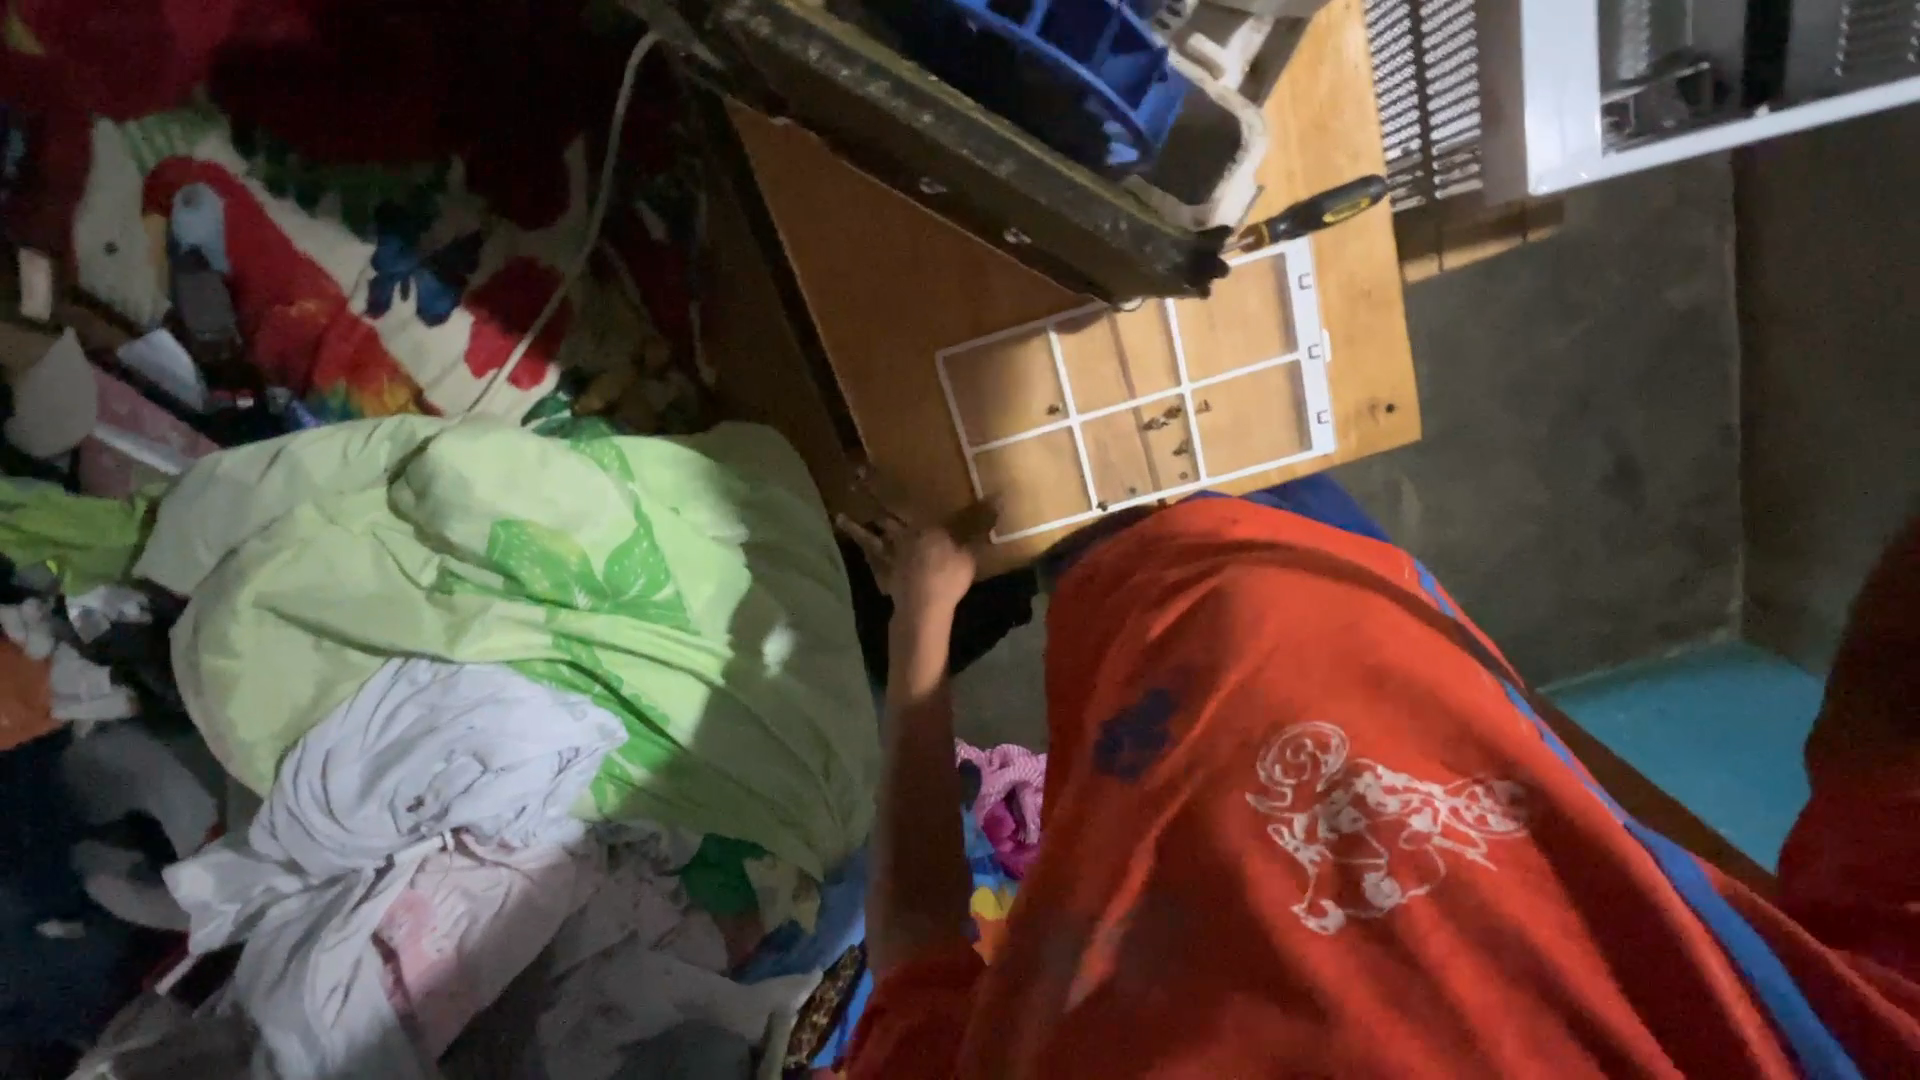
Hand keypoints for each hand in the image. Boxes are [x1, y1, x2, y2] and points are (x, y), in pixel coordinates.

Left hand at [835, 477, 994, 620]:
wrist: (924, 607)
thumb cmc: (947, 573)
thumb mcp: (969, 547)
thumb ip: (978, 521)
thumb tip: (998, 495)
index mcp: (919, 524)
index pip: (898, 498)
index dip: (879, 484)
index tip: (862, 469)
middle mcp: (900, 536)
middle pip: (882, 514)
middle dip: (867, 499)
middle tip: (851, 483)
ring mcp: (890, 558)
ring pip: (871, 538)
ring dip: (856, 528)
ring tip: (840, 517)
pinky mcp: (887, 578)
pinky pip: (875, 566)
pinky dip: (867, 561)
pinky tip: (861, 557)